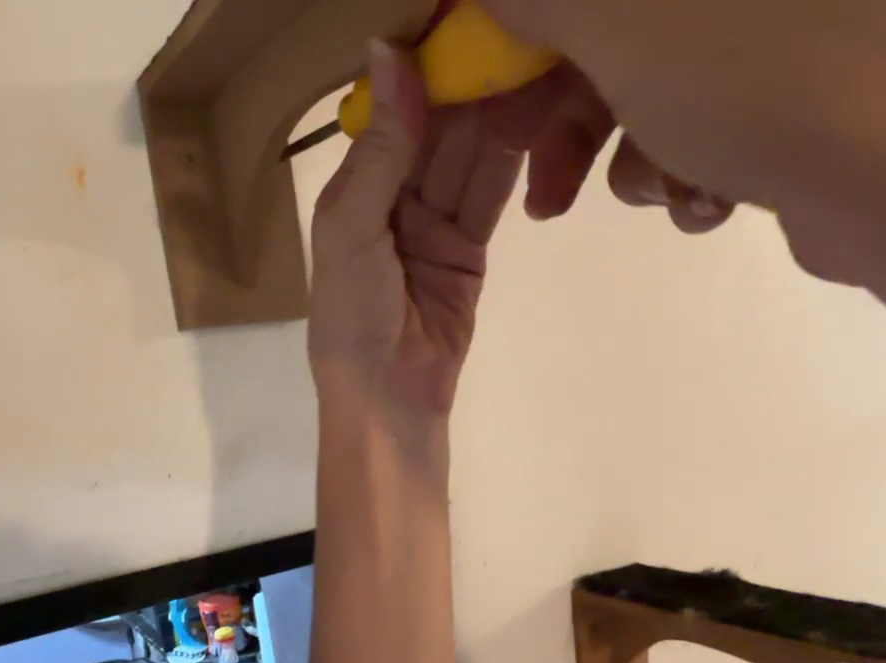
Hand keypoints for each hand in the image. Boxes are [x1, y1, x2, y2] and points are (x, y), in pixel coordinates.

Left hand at [308, 40, 523, 423]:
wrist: (389, 401)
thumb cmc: (354, 317)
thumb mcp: (353, 229)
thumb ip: (379, 148)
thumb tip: (387, 50)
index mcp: (354, 192)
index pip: (391, 118)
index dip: (421, 73)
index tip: (458, 27)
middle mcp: (393, 202)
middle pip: (435, 134)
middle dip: (468, 90)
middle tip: (509, 42)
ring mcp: (433, 227)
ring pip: (467, 160)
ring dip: (495, 118)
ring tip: (531, 68)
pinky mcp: (469, 253)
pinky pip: (489, 197)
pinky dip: (509, 162)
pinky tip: (533, 117)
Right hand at [479, 0, 885, 215]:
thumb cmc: (750, 77)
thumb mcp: (617, 17)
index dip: (530, 28)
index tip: (501, 87)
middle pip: (614, 29)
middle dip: (571, 118)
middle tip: (544, 183)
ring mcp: (778, 23)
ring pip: (656, 86)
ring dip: (636, 157)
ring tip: (661, 190)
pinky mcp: (800, 85)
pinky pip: (708, 121)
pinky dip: (691, 171)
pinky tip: (712, 200)